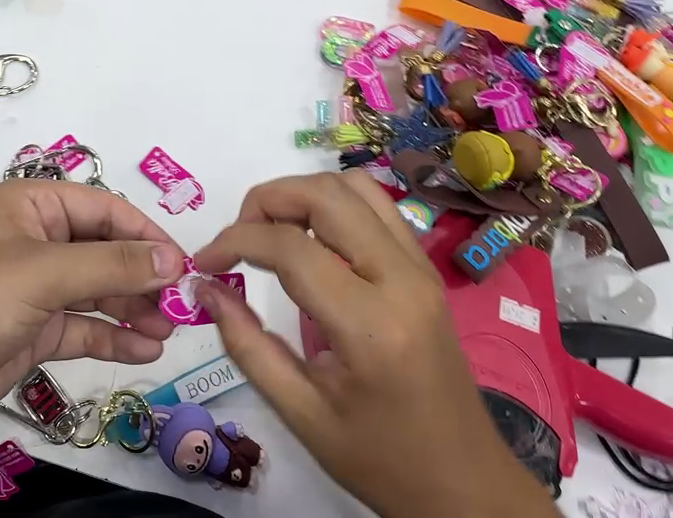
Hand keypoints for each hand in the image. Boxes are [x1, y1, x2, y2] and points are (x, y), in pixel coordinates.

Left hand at [0, 178, 185, 437]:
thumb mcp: (43, 274)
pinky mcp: (35, 328)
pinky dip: (114, 336)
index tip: (182, 264)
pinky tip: (144, 349)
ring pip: (99, 289)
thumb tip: (174, 260)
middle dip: (142, 274)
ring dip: (133, 307)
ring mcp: (36, 286)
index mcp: (32, 206)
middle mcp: (37, 239)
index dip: (145, 233)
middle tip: (182, 305)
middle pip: (105, 249)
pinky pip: (85, 325)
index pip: (104, 208)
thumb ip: (112, 266)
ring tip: (167, 330)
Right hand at [193, 173, 550, 516]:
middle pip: (325, 195)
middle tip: (238, 239)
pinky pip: (376, 206)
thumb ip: (247, 345)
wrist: (467, 485)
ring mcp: (421, 267)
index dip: (236, 241)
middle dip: (267, 200)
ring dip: (302, 194)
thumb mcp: (302, 414)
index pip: (291, 248)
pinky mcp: (426, 267)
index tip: (205, 261)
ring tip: (271, 232)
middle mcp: (402, 279)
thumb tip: (205, 288)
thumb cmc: (382, 460)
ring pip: (353, 186)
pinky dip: (332, 203)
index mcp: (371, 325)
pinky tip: (310, 238)